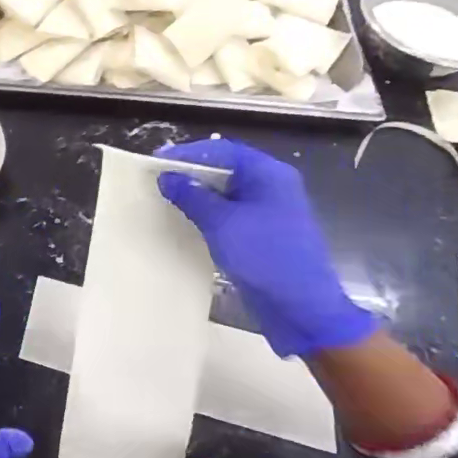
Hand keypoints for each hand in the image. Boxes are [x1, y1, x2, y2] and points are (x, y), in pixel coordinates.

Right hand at [155, 139, 376, 357]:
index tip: (156, 162)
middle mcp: (272, 187)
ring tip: (166, 202)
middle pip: (227, 170)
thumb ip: (192, 197)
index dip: (189, 153)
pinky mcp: (264, 237)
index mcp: (269, 175)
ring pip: (228, 195)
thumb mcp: (222, 223)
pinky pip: (232, 217)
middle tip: (158, 182)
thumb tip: (167, 177)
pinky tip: (188, 226)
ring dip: (198, 197)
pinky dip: (209, 217)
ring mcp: (270, 213)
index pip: (224, 150)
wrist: (300, 307)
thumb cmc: (264, 257)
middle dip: (192, 174)